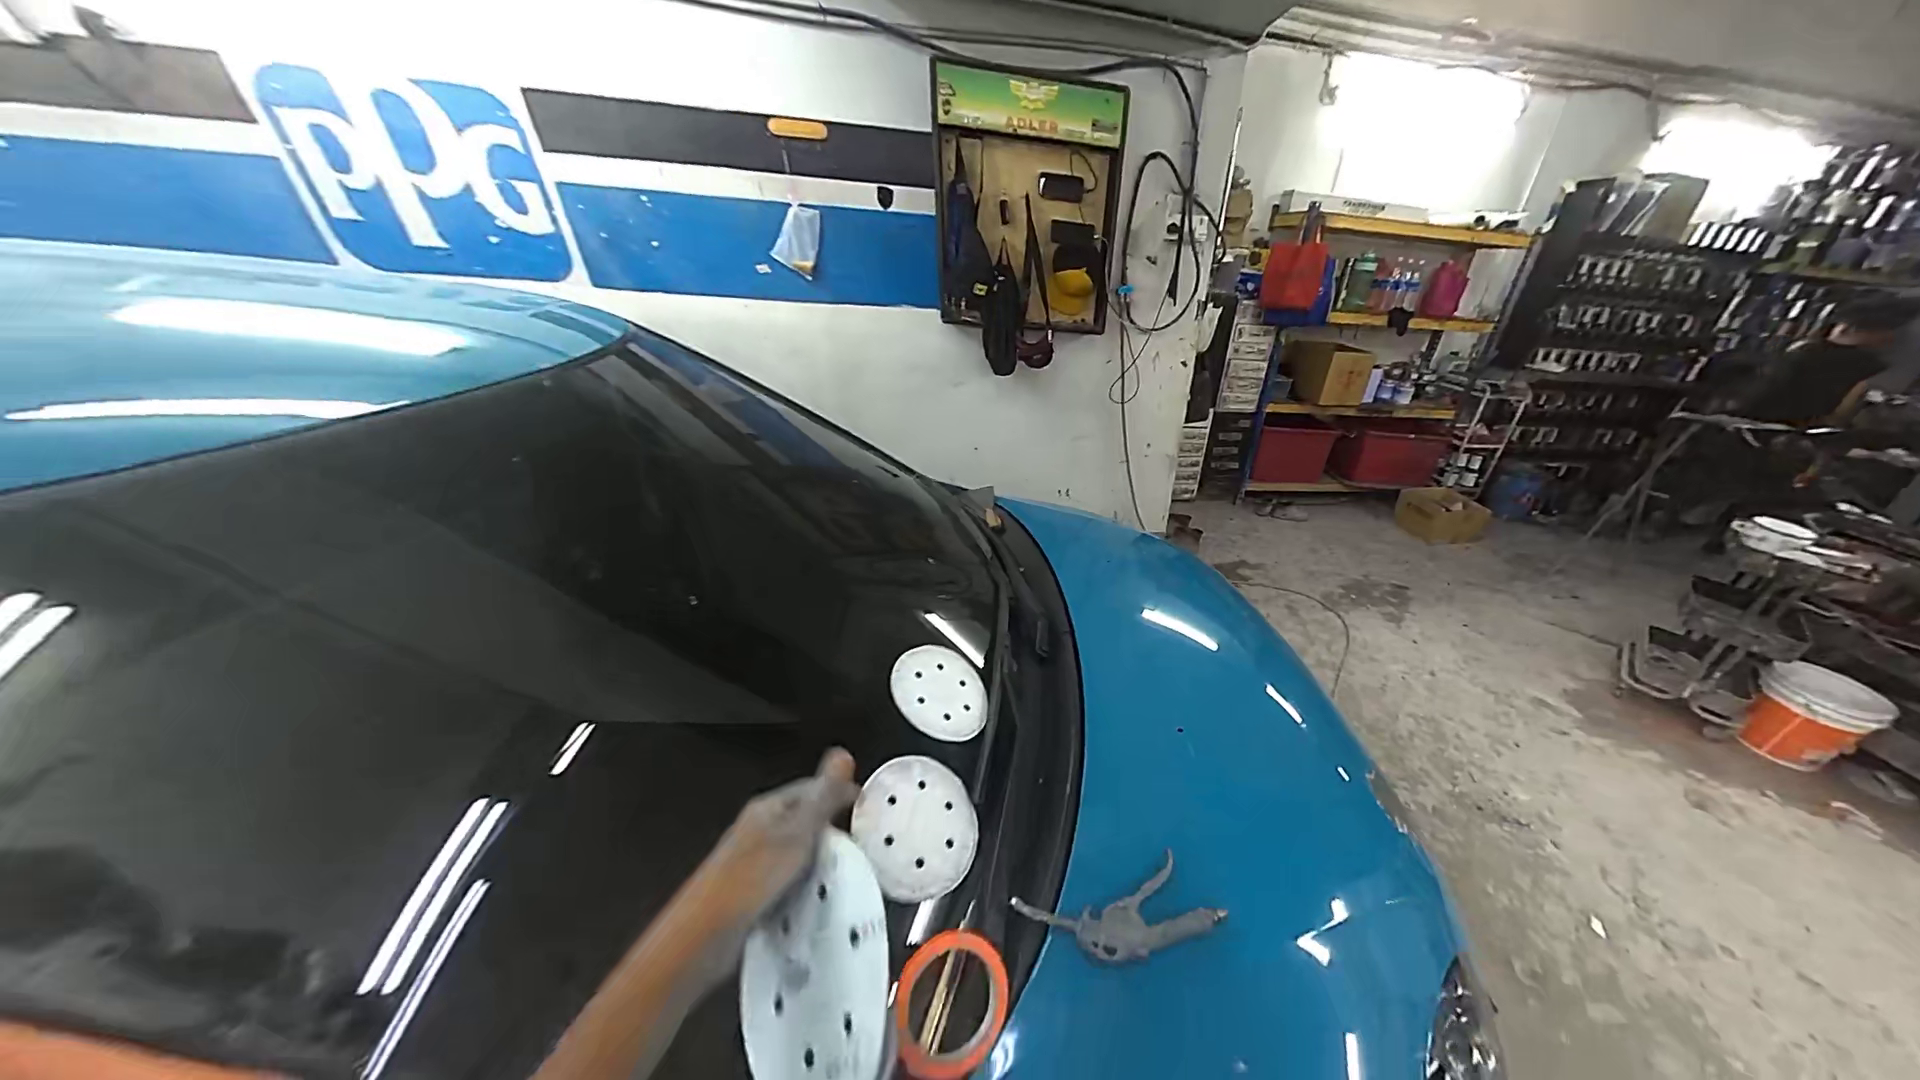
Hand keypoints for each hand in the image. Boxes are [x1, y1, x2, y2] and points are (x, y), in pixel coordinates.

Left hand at [680, 748, 859, 980]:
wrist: (705, 936)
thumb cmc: (751, 878)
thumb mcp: (796, 833)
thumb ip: (822, 796)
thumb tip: (842, 754)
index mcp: (769, 807)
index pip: (813, 787)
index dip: (842, 794)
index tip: (868, 807)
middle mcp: (761, 828)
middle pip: (806, 819)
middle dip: (835, 828)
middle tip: (864, 842)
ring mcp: (756, 860)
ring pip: (799, 850)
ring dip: (821, 858)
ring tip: (848, 871)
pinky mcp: (754, 890)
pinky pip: (790, 878)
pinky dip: (807, 883)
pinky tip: (819, 897)